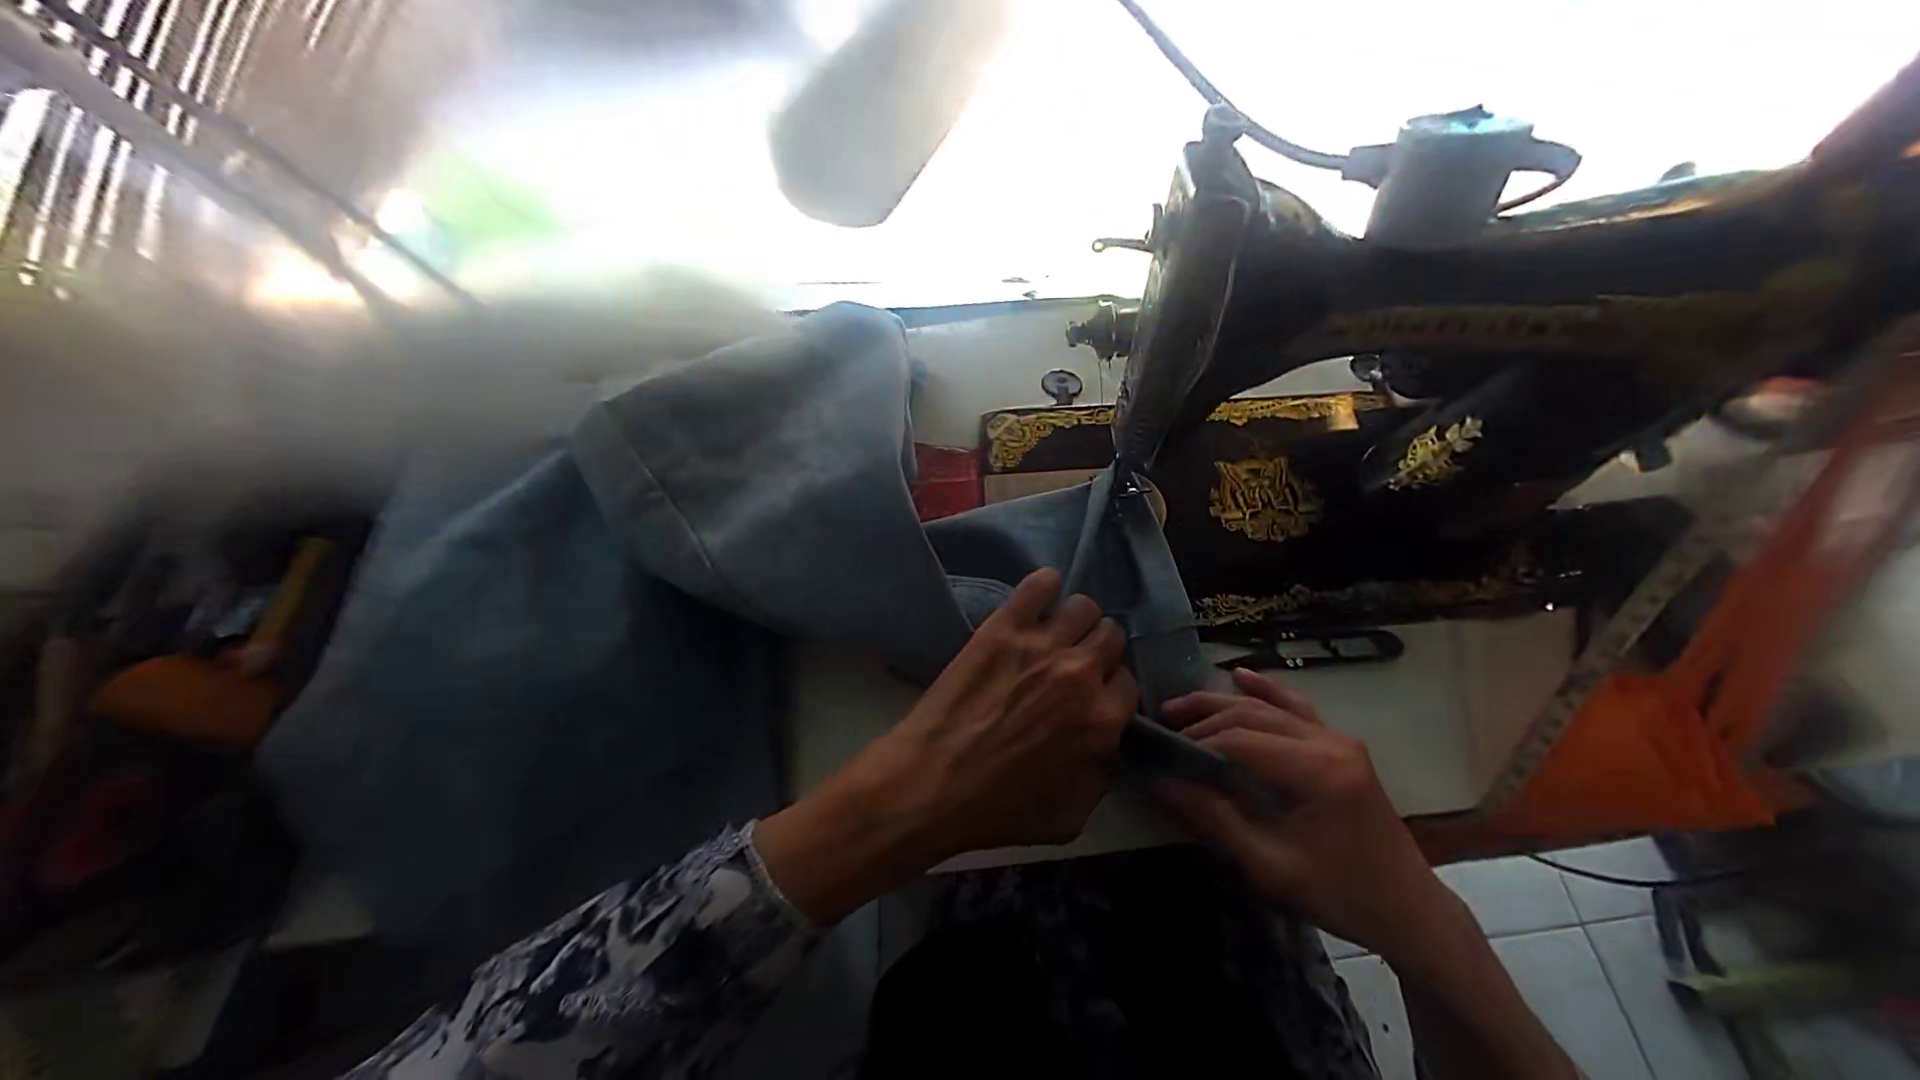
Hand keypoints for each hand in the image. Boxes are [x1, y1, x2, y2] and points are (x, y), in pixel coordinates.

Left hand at [757, 568, 1136, 923]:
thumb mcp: (1067, 819)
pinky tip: (1038, 597)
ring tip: (1054, 632)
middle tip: (1073, 661)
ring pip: (1083, 607)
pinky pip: (1039, 585)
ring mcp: (1041, 646)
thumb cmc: (995, 810)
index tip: (1092, 693)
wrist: (930, 784)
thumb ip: (1099, 782)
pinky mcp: (1003, 628)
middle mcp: (1080, 675)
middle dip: (1098, 649)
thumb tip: (1106, 751)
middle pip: (1110, 638)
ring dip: (1076, 619)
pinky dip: (1045, 586)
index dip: (1111, 689)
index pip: (1128, 684)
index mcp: (1101, 721)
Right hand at [1152, 669, 1460, 964]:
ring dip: (1223, 702)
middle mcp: (1332, 743)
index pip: (1242, 740)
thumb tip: (1163, 783)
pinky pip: (1296, 708)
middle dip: (1203, 717)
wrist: (1408, 910)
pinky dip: (1266, 691)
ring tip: (1181, 705)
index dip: (1198, 743)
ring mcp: (1339, 740)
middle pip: (1252, 714)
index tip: (1165, 757)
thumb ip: (1216, 820)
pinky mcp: (1341, 746)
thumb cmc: (1341, 894)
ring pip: (1270, 706)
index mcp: (1320, 772)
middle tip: (1162, 725)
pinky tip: (1240, 675)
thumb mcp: (1271, 867)